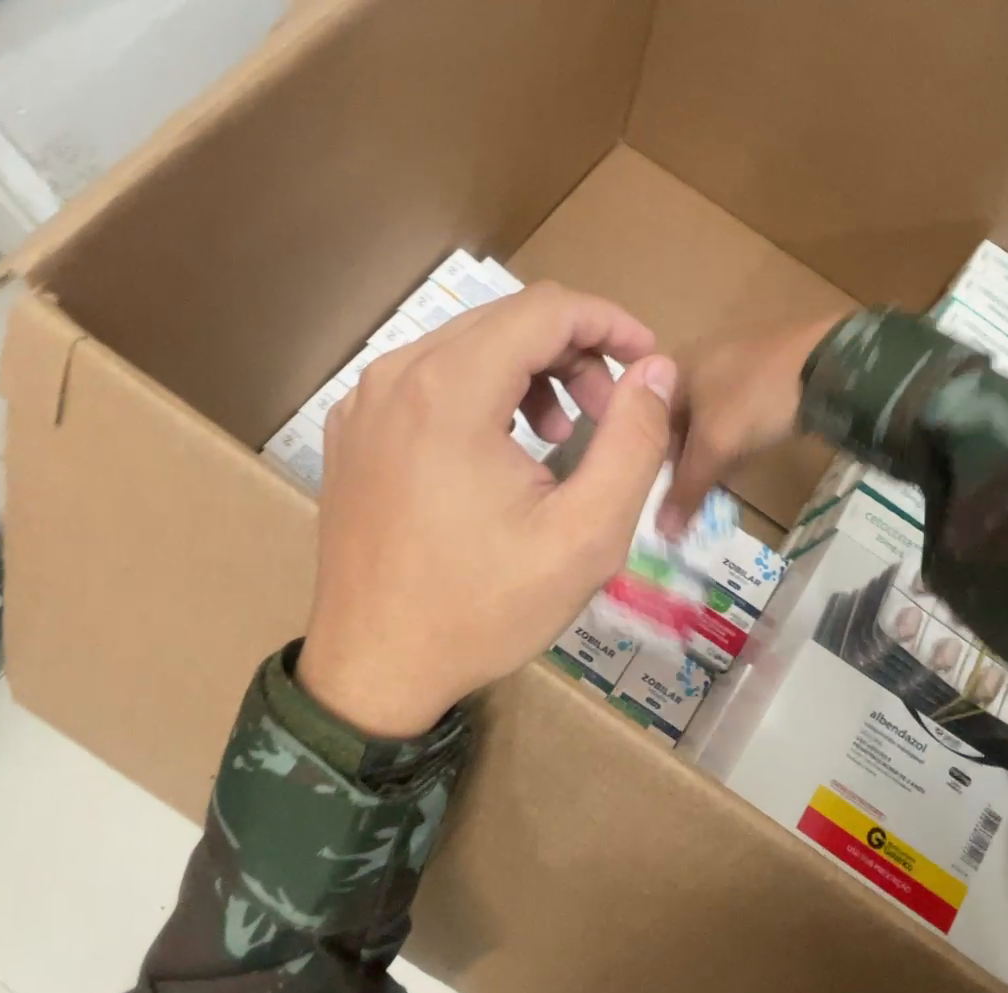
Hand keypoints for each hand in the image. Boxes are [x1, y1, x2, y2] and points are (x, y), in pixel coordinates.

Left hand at [297, 284, 677, 738]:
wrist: (375, 668)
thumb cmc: (483, 610)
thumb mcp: (585, 535)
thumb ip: (634, 442)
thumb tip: (656, 371)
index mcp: (448, 390)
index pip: (546, 308)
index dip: (610, 323)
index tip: (648, 361)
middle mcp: (395, 376)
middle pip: (505, 322)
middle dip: (574, 354)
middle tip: (612, 414)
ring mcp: (363, 403)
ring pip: (466, 348)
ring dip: (529, 374)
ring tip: (563, 436)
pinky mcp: (351, 433)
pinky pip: (428, 383)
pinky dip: (480, 395)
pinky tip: (502, 452)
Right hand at [656, 311, 854, 536]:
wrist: (827, 363)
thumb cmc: (754, 400)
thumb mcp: (714, 448)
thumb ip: (685, 490)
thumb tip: (662, 534)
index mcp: (671, 370)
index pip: (646, 427)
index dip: (653, 465)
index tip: (666, 496)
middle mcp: (694, 360)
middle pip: (678, 424)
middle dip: (687, 462)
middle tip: (696, 495)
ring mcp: (730, 362)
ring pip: (707, 419)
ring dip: (712, 452)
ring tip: (720, 481)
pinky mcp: (761, 369)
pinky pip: (735, 411)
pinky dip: (735, 437)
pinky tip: (746, 456)